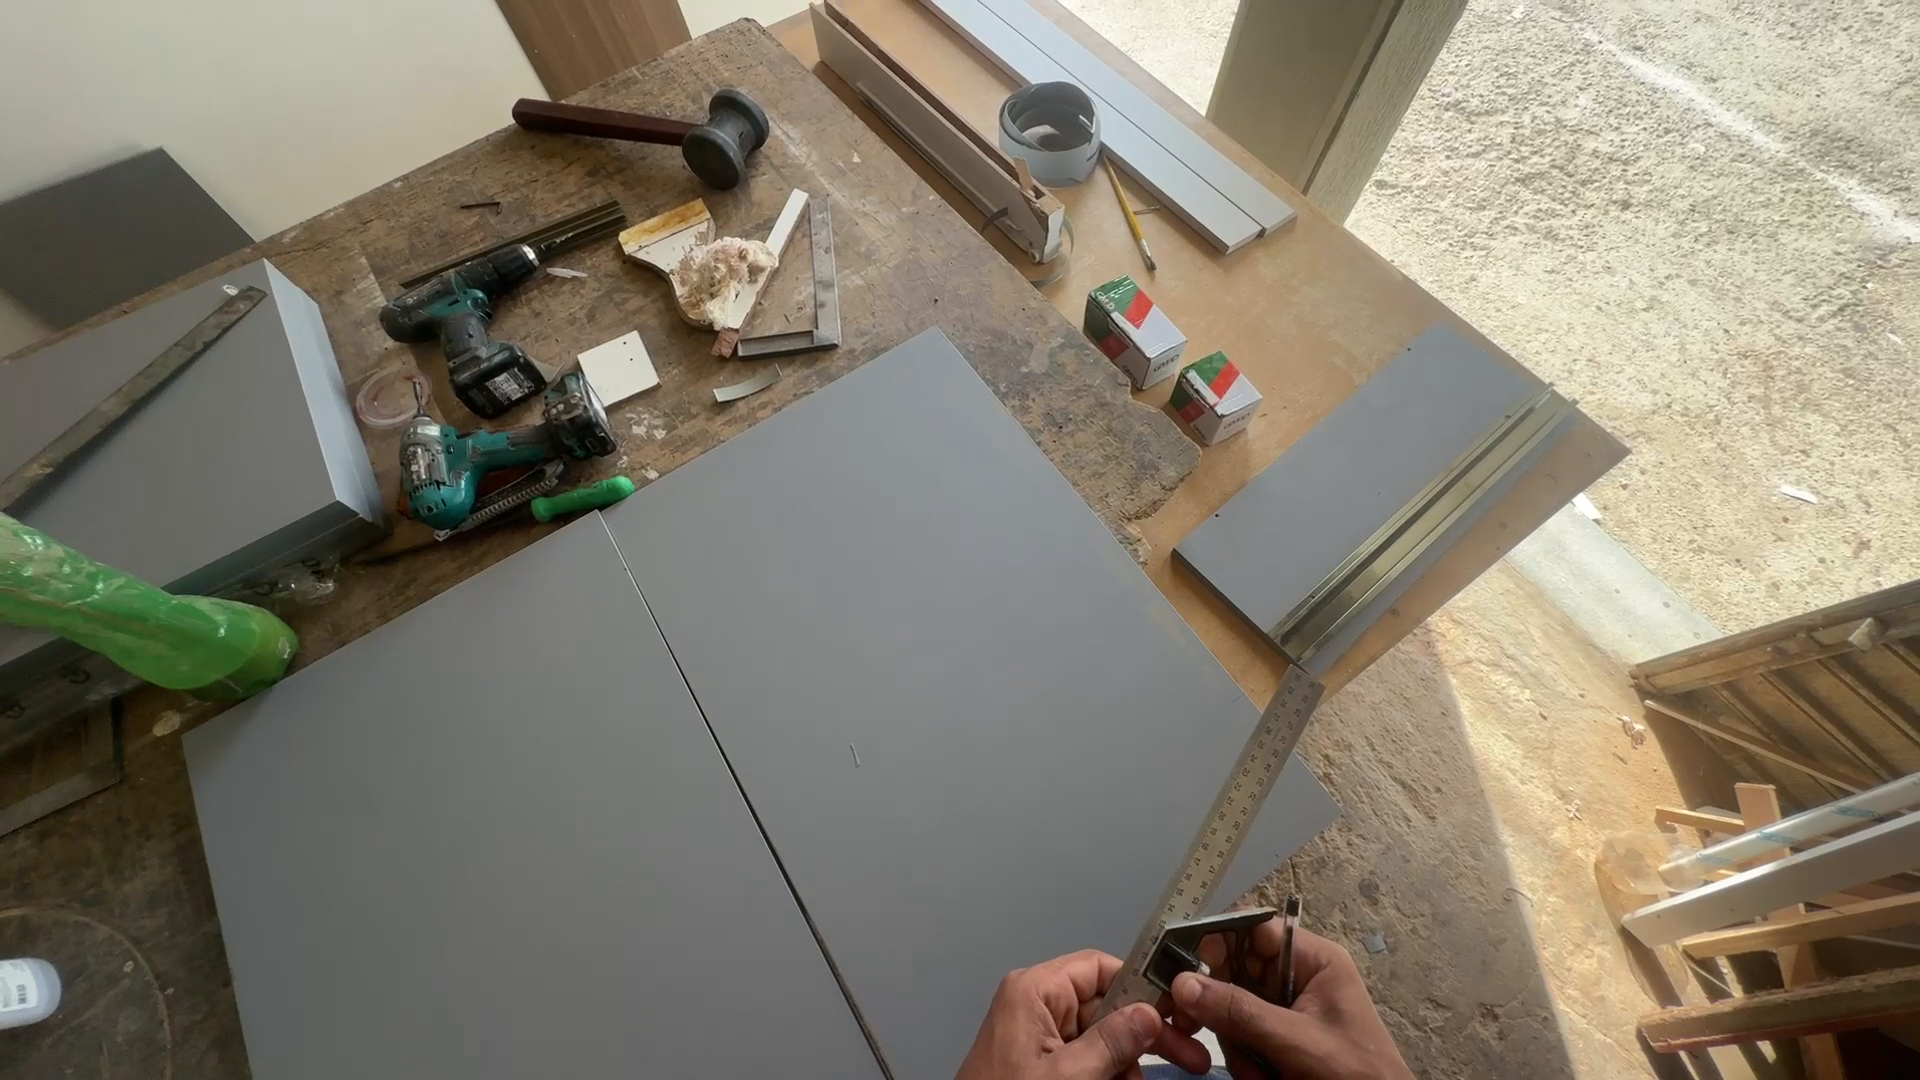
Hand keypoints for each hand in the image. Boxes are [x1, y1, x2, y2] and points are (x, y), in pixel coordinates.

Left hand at [955, 950, 1211, 1079]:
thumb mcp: (1067, 1077)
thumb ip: (1110, 1044)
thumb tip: (1148, 1014)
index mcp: (1035, 991)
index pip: (1096, 967)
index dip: (1138, 984)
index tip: (1176, 1009)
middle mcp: (1036, 1004)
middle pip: (1104, 1004)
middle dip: (1144, 1032)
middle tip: (1190, 1055)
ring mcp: (1038, 1034)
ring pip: (1100, 1036)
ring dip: (1127, 1062)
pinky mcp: (1040, 1062)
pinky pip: (1085, 1058)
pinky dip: (1108, 1073)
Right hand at [1170, 924, 1411, 1079]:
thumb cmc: (1356, 1078)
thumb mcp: (1298, 1044)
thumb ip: (1240, 1012)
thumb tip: (1181, 983)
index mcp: (1311, 958)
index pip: (1250, 928)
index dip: (1215, 941)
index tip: (1185, 968)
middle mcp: (1295, 975)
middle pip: (1234, 967)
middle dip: (1220, 1005)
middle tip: (1191, 1027)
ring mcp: (1287, 1007)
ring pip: (1232, 1004)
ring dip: (1234, 1041)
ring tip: (1256, 1074)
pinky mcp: (1281, 1038)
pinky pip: (1242, 1033)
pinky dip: (1243, 1058)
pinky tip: (1260, 1079)